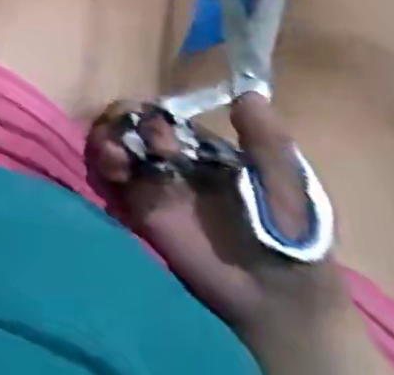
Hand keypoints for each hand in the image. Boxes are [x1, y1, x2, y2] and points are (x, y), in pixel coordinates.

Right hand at [89, 95, 347, 333]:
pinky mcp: (139, 207)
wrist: (276, 300)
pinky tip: (111, 170)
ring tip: (112, 156)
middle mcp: (171, 157)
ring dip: (106, 138)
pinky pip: (111, 175)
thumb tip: (248, 93)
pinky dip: (103, 163)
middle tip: (127, 141)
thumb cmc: (289, 238)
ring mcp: (153, 181)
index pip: (165, 114)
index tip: (158, 132)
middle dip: (122, 122)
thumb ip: (268, 142)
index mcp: (202, 146)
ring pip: (115, 142)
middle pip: (132, 123)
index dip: (153, 115)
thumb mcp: (289, 185)